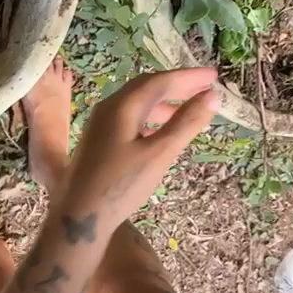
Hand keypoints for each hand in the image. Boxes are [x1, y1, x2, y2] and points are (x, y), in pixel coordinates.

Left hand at [61, 67, 218, 229]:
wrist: (78, 216)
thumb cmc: (120, 185)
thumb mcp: (159, 155)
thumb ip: (185, 124)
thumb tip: (211, 97)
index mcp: (121, 106)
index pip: (159, 81)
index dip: (188, 77)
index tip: (214, 76)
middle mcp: (108, 107)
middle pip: (147, 87)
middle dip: (177, 85)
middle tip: (205, 86)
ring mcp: (101, 123)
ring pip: (137, 102)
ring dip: (165, 101)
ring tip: (190, 107)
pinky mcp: (99, 138)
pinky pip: (130, 116)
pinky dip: (152, 116)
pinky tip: (162, 129)